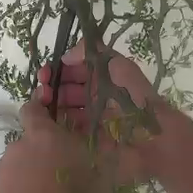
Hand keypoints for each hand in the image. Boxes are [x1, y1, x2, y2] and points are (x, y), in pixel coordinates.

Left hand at [0, 96, 109, 192]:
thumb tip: (107, 145)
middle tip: (59, 168)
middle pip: (28, 140)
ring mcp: (4, 168)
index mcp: (43, 136)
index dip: (40, 111)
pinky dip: (18, 188)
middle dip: (41, 150)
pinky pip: (9, 181)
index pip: (32, 109)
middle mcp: (18, 145)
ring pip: (18, 162)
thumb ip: (97, 153)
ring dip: (29, 170)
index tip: (49, 119)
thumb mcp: (96, 175)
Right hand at [35, 42, 192, 183]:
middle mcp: (93, 96)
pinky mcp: (87, 139)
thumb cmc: (134, 96)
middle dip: (50, 87)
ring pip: (62, 109)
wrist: (149, 135)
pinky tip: (47, 120)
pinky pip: (66, 130)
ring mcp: (89, 118)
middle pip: (64, 90)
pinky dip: (55, 124)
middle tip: (42, 90)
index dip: (58, 69)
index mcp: (101, 78)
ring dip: (49, 105)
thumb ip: (92, 52)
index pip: (72, 70)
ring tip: (42, 105)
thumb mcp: (118, 64)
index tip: (45, 72)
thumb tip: (65, 55)